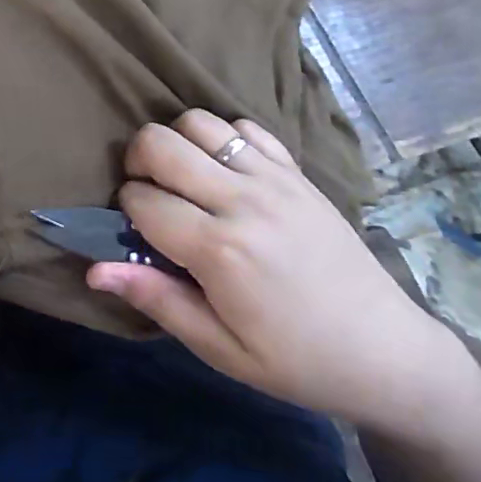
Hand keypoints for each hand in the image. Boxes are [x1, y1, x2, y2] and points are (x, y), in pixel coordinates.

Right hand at [86, 110, 480, 433]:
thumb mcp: (221, 348)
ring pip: (199, 122)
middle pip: (160, 142)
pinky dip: (223, 137)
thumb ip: (156, 299)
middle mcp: (243, 200)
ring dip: (177, 142)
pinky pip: (246, 126)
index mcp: (220, 250)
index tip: (138, 232)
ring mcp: (274, 178)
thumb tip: (94, 269)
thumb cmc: (295, 359)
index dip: (126, 211)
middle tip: (148, 191)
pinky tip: (226, 169)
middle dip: (138, 160)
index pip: (142, 200)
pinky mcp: (296, 171)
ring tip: (183, 176)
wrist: (387, 350)